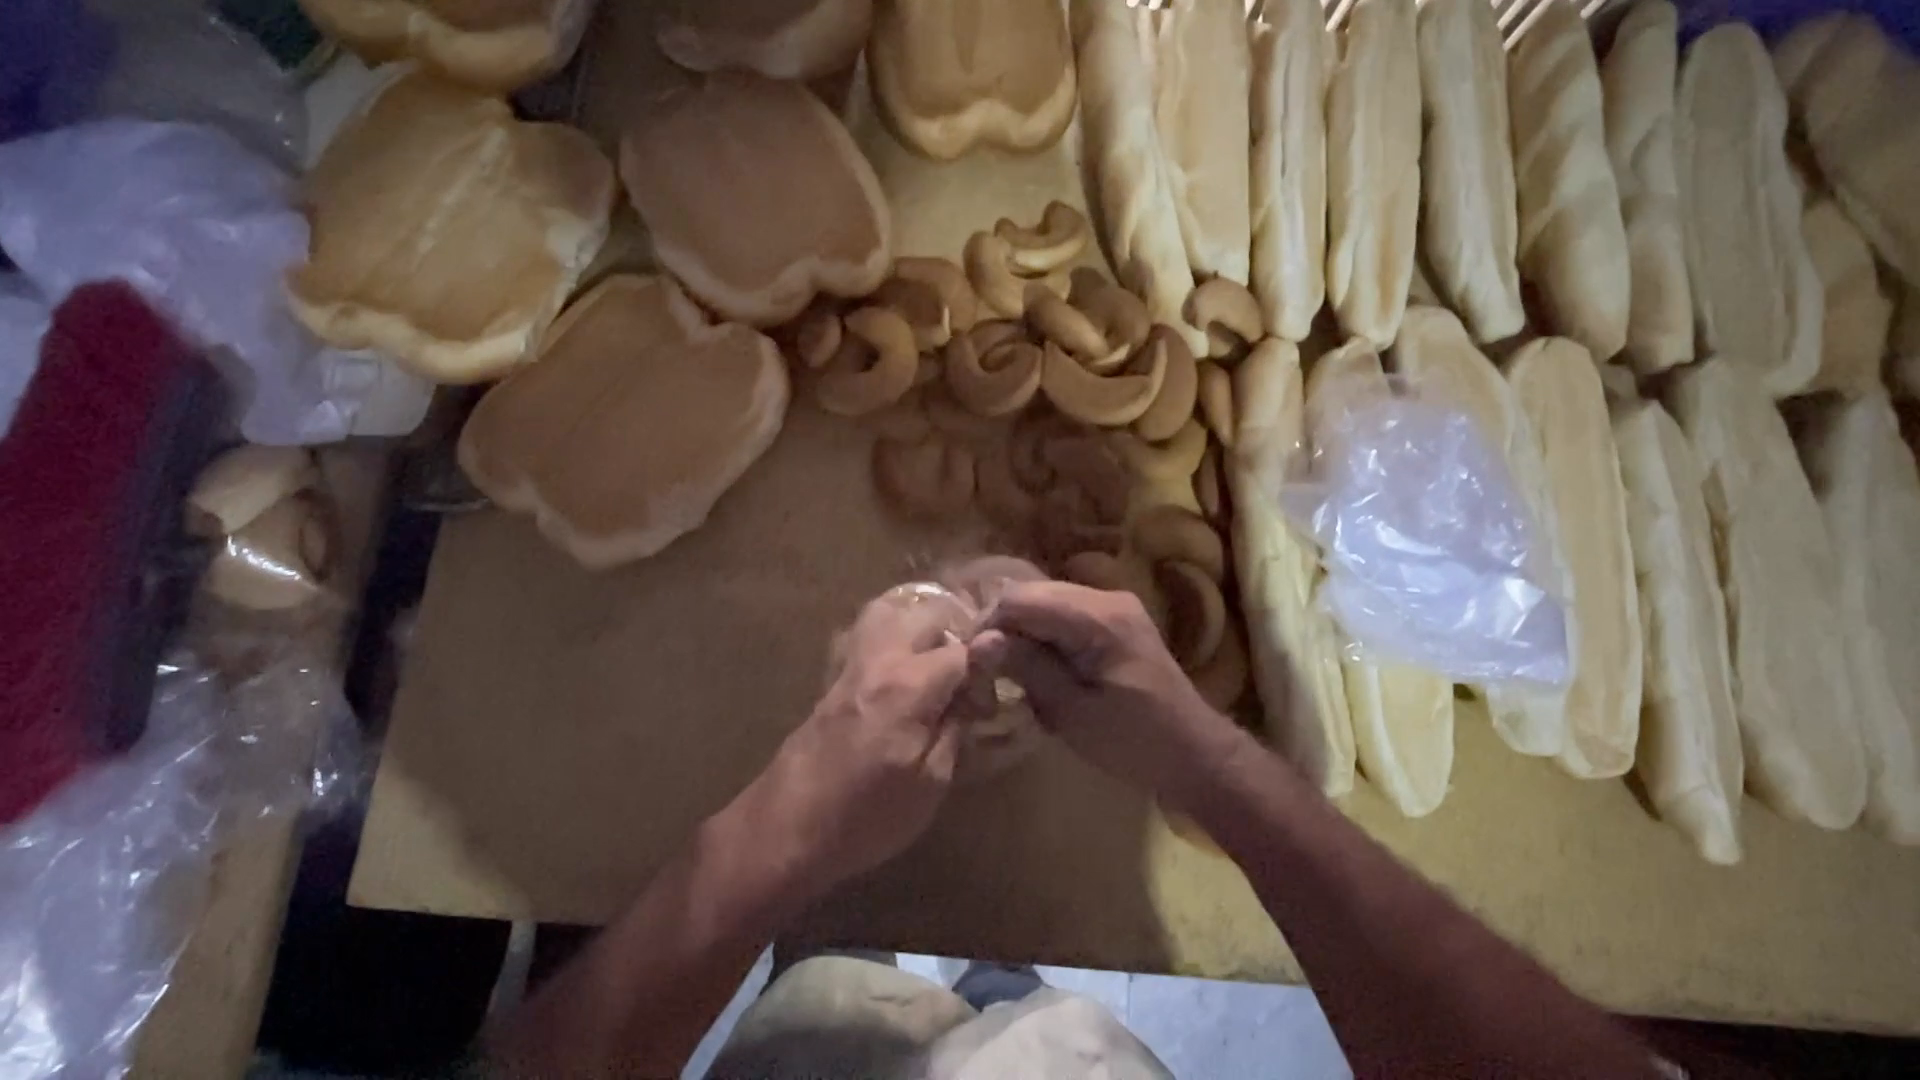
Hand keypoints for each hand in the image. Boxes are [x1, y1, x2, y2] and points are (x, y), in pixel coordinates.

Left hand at [743, 590, 1006, 894]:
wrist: (786, 829)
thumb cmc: (867, 816)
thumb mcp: (931, 783)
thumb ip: (957, 723)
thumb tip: (977, 686)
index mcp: (909, 685)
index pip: (964, 650)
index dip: (987, 671)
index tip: (989, 704)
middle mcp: (880, 660)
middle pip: (928, 614)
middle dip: (958, 635)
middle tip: (968, 677)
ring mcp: (850, 665)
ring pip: (890, 611)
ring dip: (921, 626)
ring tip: (935, 661)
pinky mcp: (832, 679)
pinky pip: (867, 633)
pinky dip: (893, 635)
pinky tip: (901, 671)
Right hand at [987, 580, 1244, 805]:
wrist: (1194, 754)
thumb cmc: (1134, 742)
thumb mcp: (1073, 712)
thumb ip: (1027, 668)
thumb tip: (977, 642)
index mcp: (1099, 617)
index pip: (1020, 599)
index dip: (988, 626)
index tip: (973, 664)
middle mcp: (1106, 597)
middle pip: (1032, 593)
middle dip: (1002, 627)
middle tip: (987, 670)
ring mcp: (1114, 605)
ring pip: (1045, 600)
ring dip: (1022, 631)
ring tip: (1010, 672)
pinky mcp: (1116, 619)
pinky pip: (1064, 613)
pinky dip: (1043, 634)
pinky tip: (1039, 667)